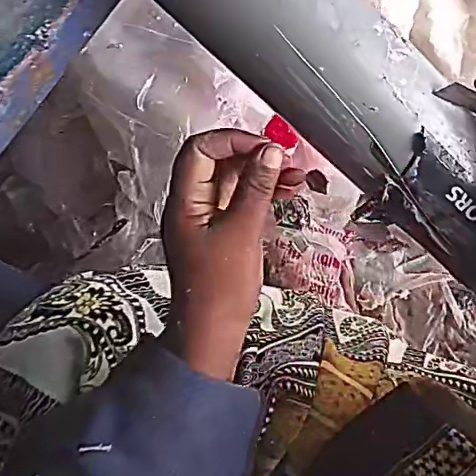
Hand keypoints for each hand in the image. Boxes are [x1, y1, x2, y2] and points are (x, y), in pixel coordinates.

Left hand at [161, 129, 305, 379]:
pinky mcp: (219, 229)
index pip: (200, 150)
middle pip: (215, 160)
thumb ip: (257, 188)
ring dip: (260, 171)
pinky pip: (238, 198)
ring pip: (230, 179)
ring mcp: (204, 216)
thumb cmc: (218, 293)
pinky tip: (284, 190)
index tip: (265, 145)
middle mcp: (190, 204)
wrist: (212, 334)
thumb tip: (270, 152)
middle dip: (250, 153)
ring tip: (292, 172)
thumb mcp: (243, 233)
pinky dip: (260, 191)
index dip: (232, 140)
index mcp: (184, 201)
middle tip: (282, 155)